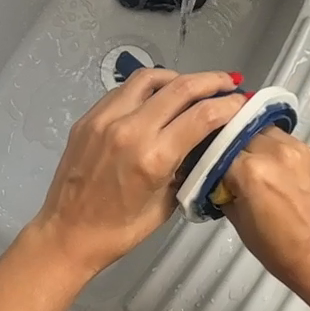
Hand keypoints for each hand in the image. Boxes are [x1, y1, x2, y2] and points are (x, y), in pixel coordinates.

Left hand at [25, 69, 244, 277]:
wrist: (67, 233)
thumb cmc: (120, 231)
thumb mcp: (166, 204)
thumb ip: (187, 168)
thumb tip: (206, 142)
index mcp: (153, 157)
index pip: (202, 116)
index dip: (229, 105)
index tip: (243, 102)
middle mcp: (130, 130)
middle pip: (181, 88)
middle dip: (211, 81)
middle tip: (229, 83)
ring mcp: (106, 118)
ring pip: (150, 78)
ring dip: (178, 77)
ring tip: (194, 85)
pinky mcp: (89, 117)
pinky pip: (125, 89)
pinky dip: (148, 87)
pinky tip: (158, 97)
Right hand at [221, 129, 309, 295]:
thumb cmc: (280, 249)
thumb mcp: (237, 221)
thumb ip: (223, 191)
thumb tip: (216, 178)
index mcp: (250, 171)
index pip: (217, 152)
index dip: (212, 164)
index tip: (211, 173)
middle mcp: (273, 152)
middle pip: (238, 135)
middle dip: (231, 150)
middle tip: (231, 169)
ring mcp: (296, 148)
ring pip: (261, 130)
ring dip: (252, 143)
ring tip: (254, 165)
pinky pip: (283, 138)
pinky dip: (273, 148)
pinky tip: (275, 167)